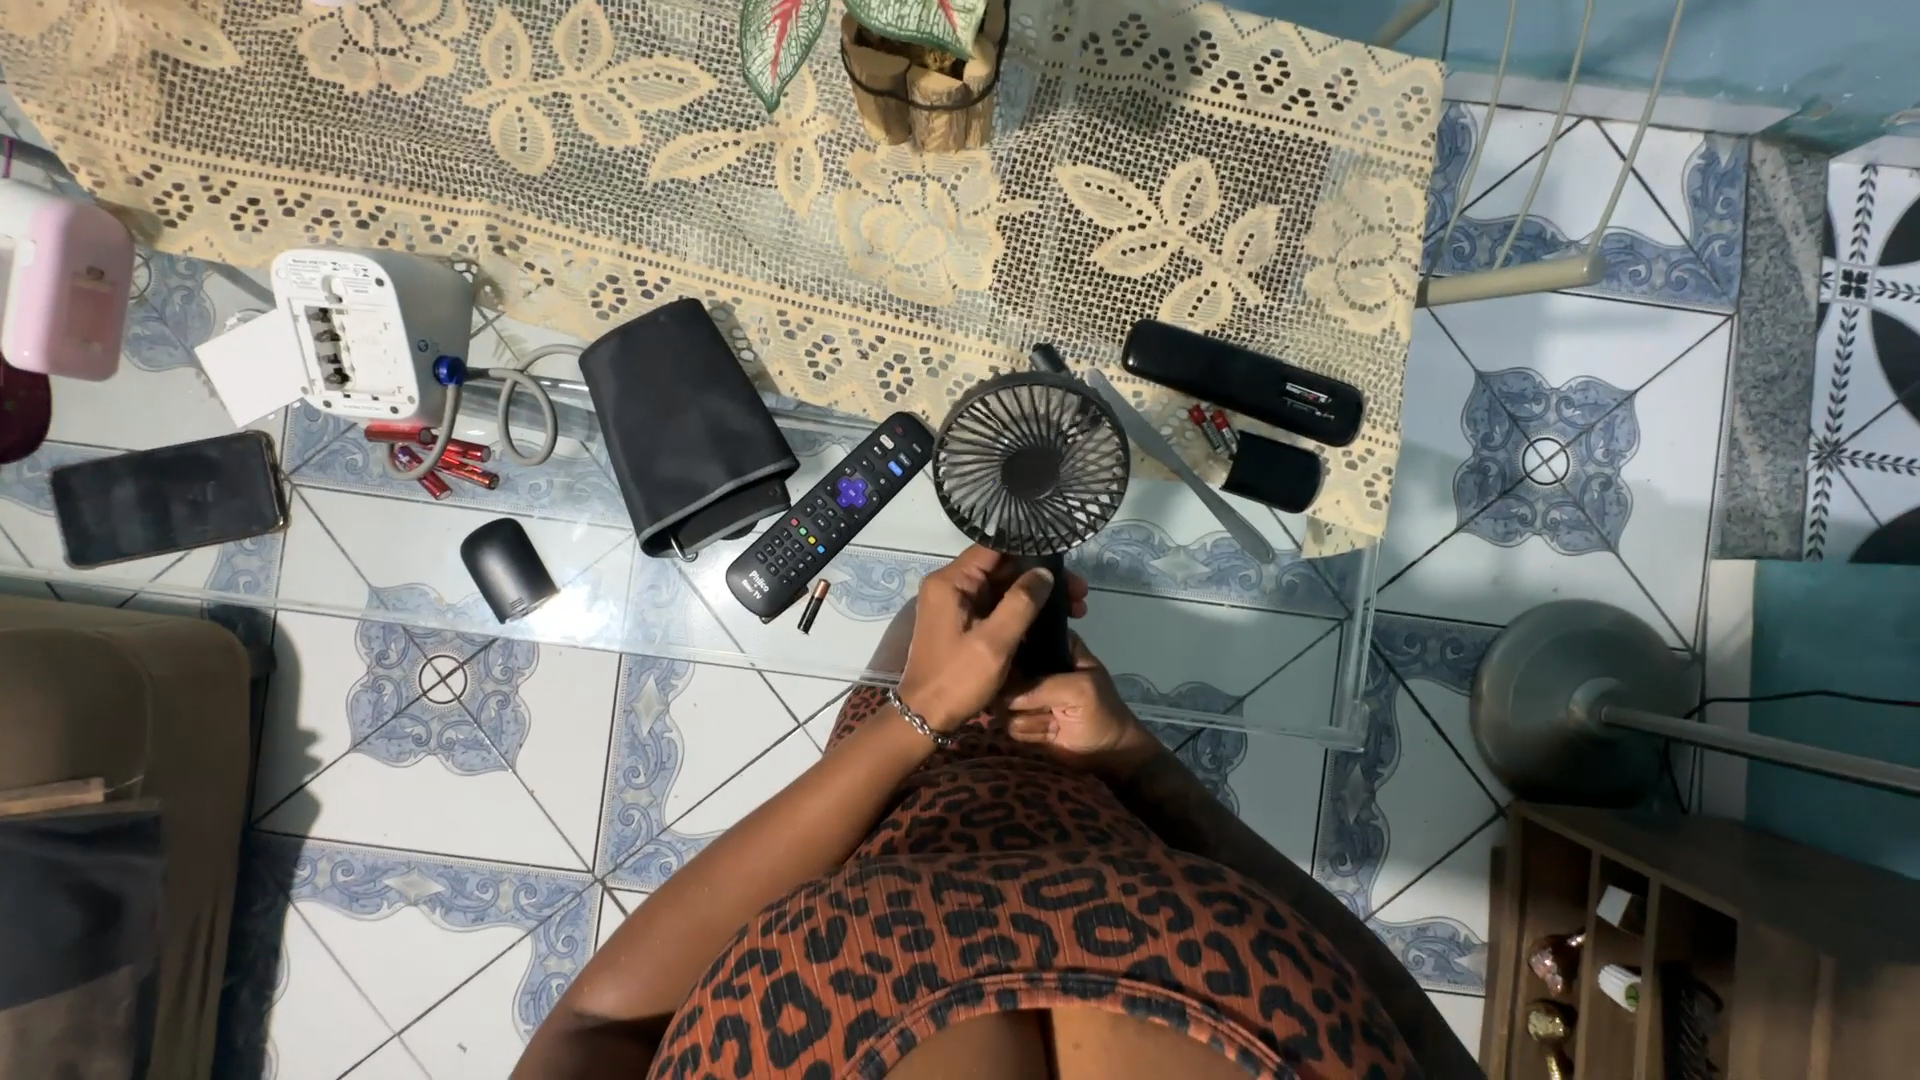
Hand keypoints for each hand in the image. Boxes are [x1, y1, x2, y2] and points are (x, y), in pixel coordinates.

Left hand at [895, 545, 1088, 731]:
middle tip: (1078, 592)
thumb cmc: (957, 679)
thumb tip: (1045, 572)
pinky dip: (1021, 610)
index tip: (1063, 563)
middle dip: (1039, 576)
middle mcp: (949, 586)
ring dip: (1034, 594)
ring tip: (1074, 606)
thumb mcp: (995, 642)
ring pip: (1001, 587)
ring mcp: (954, 604)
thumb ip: (1021, 603)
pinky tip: (1050, 619)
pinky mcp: (961, 622)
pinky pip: (995, 606)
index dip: (1030, 552)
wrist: (925, 717)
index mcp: (950, 582)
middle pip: (1000, 567)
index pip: (994, 548)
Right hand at [1006, 635, 1160, 775]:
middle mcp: (1035, 666)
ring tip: (1054, 721)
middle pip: (1004, 672)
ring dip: (1030, 717)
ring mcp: (1026, 694)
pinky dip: (1030, 731)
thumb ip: (1041, 687)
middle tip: (1043, 705)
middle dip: (1018, 693)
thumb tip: (1001, 696)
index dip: (1011, 650)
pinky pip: (1008, 722)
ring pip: (1003, 701)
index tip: (1013, 668)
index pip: (1021, 637)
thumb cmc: (1103, 713)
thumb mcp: (1079, 690)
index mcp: (1054, 646)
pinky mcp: (1021, 718)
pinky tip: (1050, 732)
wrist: (1109, 754)